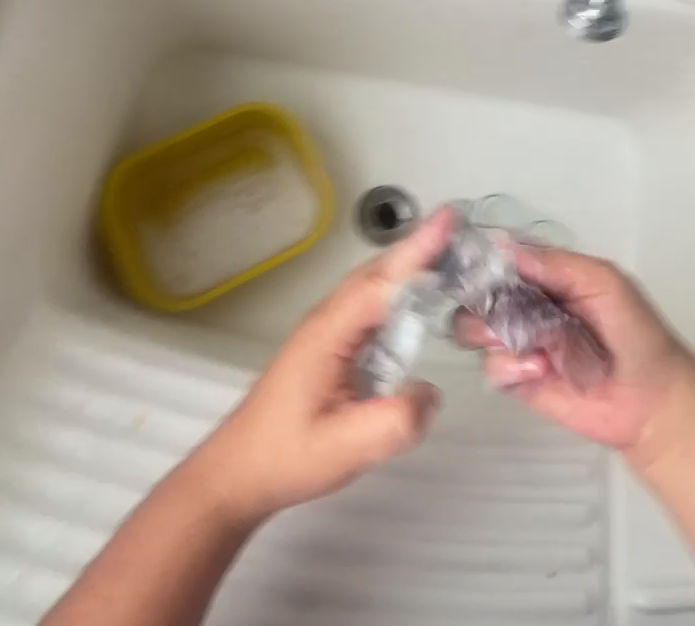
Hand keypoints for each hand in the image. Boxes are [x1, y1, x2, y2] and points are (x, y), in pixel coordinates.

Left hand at [182, 208, 455, 524]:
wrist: (238, 472)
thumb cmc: (285, 457)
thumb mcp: (344, 449)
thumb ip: (394, 422)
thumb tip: (431, 392)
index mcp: (328, 335)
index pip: (379, 284)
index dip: (415, 253)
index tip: (446, 222)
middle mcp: (327, 321)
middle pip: (376, 273)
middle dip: (416, 246)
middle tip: (456, 224)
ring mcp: (327, 330)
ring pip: (372, 285)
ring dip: (407, 264)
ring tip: (446, 248)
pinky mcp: (331, 345)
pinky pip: (370, 305)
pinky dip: (397, 289)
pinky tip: (417, 295)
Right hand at [455, 247, 694, 463]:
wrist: (651, 398)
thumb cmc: (634, 331)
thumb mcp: (605, 282)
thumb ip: (557, 264)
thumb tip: (504, 247)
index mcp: (541, 274)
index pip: (496, 256)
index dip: (478, 256)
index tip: (473, 262)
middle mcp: (520, 303)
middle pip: (472, 292)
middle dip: (478, 300)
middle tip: (502, 311)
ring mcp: (515, 341)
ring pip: (470, 328)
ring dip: (490, 333)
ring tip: (527, 344)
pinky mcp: (515, 378)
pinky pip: (489, 368)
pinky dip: (510, 367)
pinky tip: (540, 370)